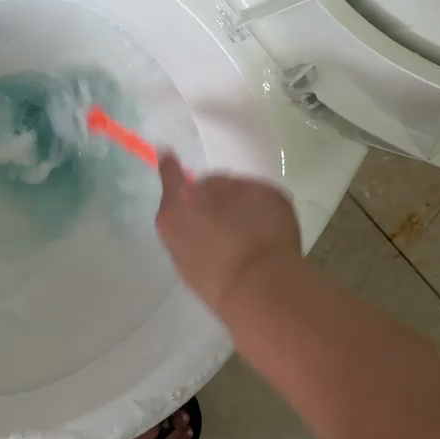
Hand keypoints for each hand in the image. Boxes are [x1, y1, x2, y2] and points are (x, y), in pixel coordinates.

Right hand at [154, 152, 302, 313]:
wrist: (258, 283)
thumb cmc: (215, 283)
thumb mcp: (185, 258)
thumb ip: (185, 229)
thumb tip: (196, 219)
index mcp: (175, 211)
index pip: (169, 175)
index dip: (171, 167)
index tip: (170, 155)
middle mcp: (201, 189)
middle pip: (208, 185)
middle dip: (217, 200)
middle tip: (229, 229)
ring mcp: (236, 185)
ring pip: (238, 189)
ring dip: (242, 203)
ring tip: (253, 234)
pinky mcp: (266, 188)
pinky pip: (262, 195)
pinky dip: (265, 209)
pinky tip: (270, 234)